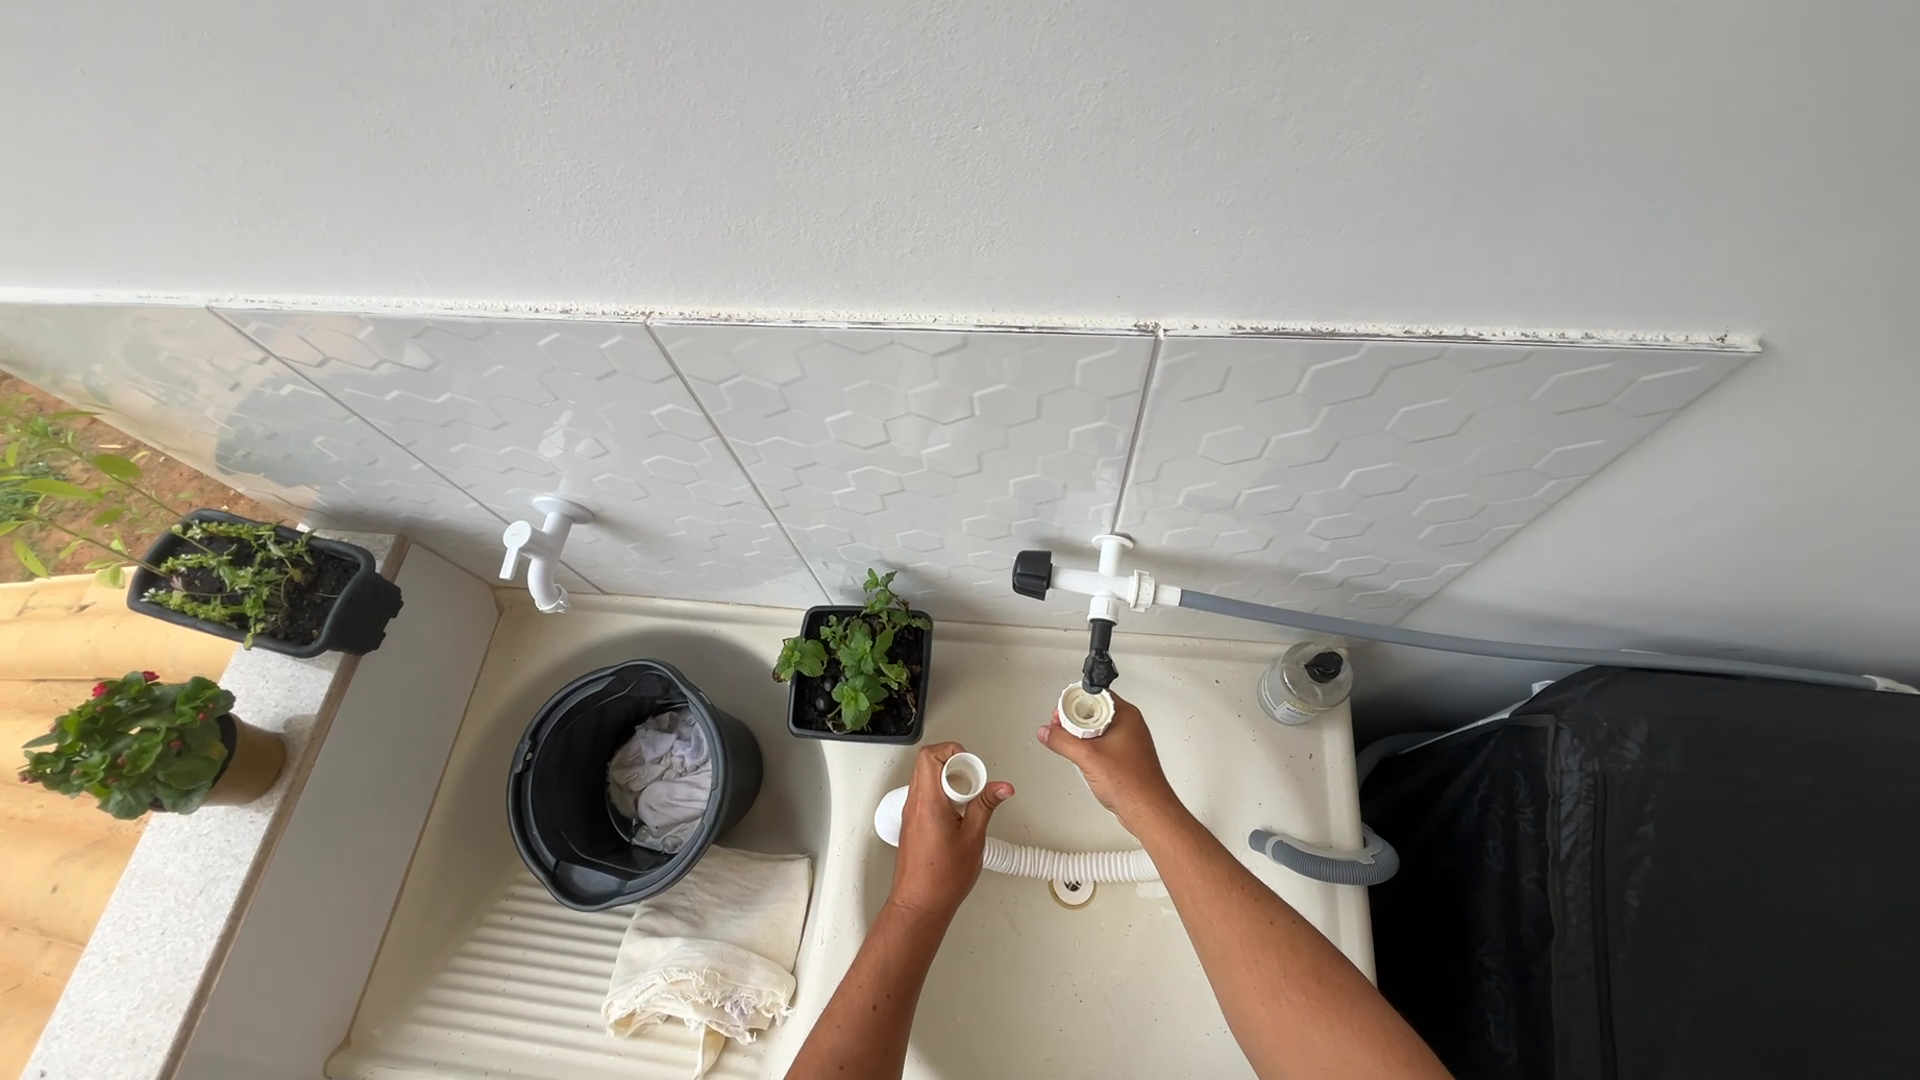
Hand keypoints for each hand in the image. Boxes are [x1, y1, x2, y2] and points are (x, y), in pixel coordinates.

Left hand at [888, 742, 1013, 920]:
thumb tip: (1000, 788)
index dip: (954, 752)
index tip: (973, 767)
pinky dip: (941, 795)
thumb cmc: (941, 879)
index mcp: (928, 802)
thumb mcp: (974, 838)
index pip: (931, 756)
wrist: (919, 905)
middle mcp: (914, 803)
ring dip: (947, 781)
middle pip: (926, 762)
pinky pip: (924, 795)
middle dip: (953, 765)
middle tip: (972, 781)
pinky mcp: (912, 823)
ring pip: (924, 778)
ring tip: (967, 799)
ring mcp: (911, 813)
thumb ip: (986, 806)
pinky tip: (957, 814)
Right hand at [1036, 691, 1179, 831]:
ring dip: (1080, 736)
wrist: (1147, 811)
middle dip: (1073, 720)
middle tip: (1060, 729)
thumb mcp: (1087, 757)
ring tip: (1072, 747)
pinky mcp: (1123, 756)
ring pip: (1095, 729)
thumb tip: (1046, 732)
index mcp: (1125, 715)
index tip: (1059, 714)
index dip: (1073, 703)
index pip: (1094, 695)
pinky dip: (1088, 749)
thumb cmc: (1133, 784)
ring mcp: (1127, 741)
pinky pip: (1100, 744)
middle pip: (1092, 711)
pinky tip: (1083, 760)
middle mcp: (1128, 725)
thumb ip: (1061, 741)